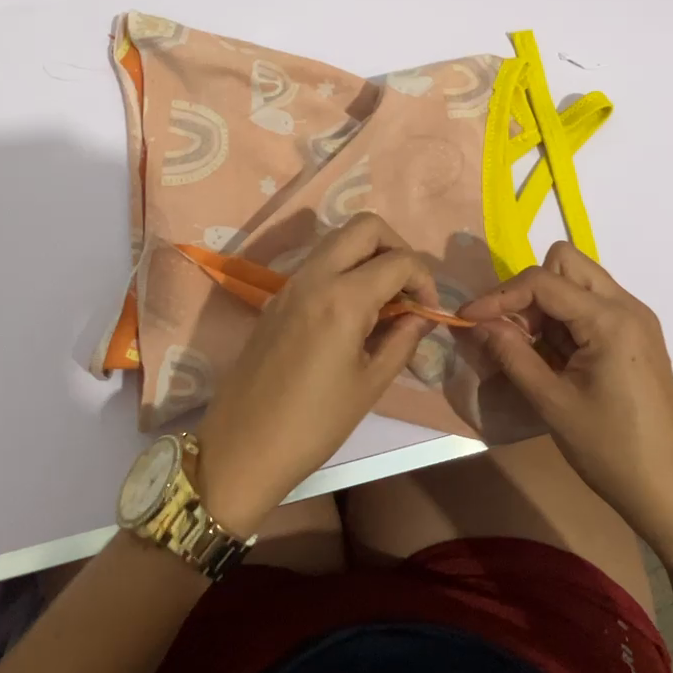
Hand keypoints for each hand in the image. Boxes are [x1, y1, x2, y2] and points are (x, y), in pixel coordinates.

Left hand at [195, 214, 437, 536]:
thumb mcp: (370, 384)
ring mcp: (290, 284)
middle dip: (396, 246)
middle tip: (407, 288)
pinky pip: (317, 264)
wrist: (243, 446)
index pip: (399, 260)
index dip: (425, 280)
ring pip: (337, 240)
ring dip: (367, 256)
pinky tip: (352, 314)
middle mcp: (315, 277)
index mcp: (343, 297)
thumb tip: (421, 314)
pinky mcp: (276, 298)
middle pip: (364, 226)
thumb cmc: (314, 424)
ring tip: (383, 302)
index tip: (429, 312)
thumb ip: (402, 339)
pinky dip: (343, 271)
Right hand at [457, 242, 672, 543]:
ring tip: (527, 348)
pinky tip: (552, 357)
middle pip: (565, 262)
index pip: (542, 280)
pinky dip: (563, 319)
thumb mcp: (552, 402)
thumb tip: (476, 324)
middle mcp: (627, 307)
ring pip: (577, 281)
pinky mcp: (635, 337)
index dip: (499, 295)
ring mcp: (635, 320)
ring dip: (545, 304)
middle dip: (528, 290)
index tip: (467, 319)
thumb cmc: (611, 450)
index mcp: (610, 319)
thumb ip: (511, 354)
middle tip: (509, 330)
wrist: (671, 492)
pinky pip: (590, 306)